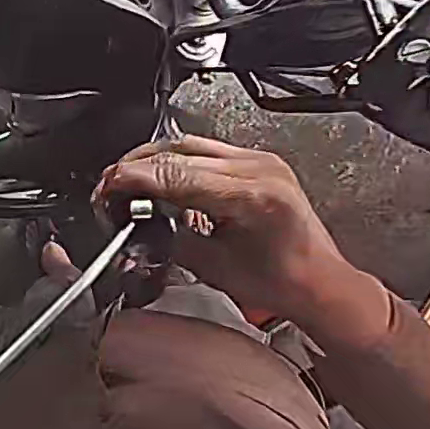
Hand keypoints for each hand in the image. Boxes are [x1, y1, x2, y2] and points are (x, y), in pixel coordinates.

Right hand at [97, 136, 393, 351]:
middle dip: (136, 167)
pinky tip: (161, 176)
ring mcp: (259, 161)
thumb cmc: (282, 284)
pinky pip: (206, 150)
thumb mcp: (214, 268)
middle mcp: (258, 168)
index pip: (176, 174)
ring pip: (189, 144)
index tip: (108, 186)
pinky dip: (177, 160)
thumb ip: (170, 239)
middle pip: (179, 152)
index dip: (134, 178)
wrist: (321, 283)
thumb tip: (135, 224)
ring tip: (129, 179)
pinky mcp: (257, 162)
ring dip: (154, 159)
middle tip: (111, 185)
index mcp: (251, 195)